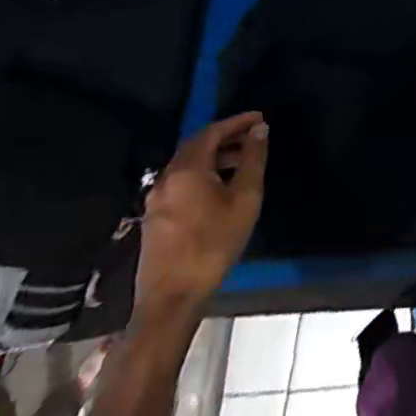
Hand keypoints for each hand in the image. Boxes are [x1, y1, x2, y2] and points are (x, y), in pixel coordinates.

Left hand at [136, 112, 267, 317]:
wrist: (172, 298)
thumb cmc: (214, 244)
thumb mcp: (245, 199)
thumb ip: (252, 160)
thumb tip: (259, 130)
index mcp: (187, 170)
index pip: (211, 132)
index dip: (236, 122)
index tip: (259, 118)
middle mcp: (166, 178)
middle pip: (195, 145)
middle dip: (225, 135)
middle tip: (252, 135)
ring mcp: (156, 199)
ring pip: (186, 164)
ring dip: (213, 155)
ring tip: (241, 160)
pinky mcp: (155, 216)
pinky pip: (180, 180)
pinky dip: (202, 171)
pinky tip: (219, 186)